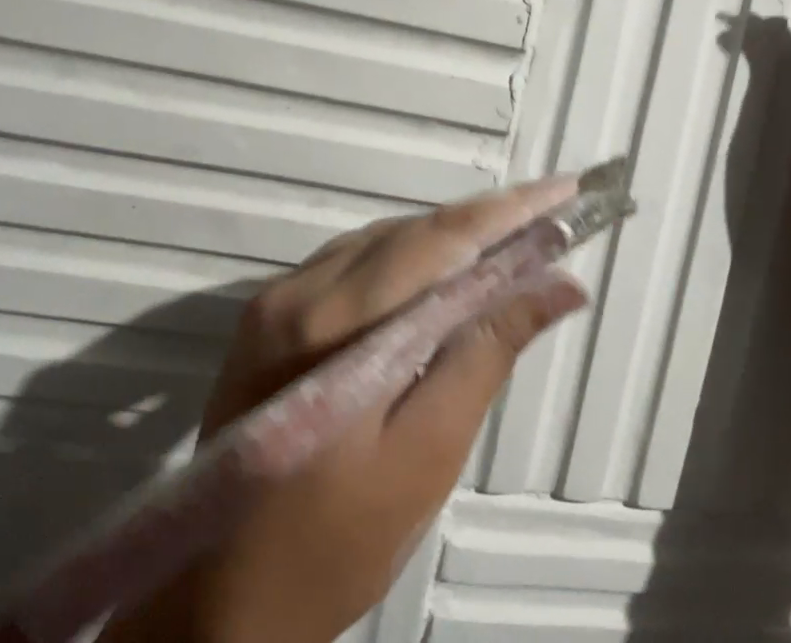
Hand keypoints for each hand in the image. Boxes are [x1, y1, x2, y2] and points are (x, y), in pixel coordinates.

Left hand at [99, 179, 588, 642]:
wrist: (220, 608)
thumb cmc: (334, 543)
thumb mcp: (426, 452)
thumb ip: (487, 353)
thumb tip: (560, 284)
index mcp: (325, 321)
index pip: (437, 239)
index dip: (510, 211)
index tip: (570, 189)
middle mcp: (290, 294)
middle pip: (408, 234)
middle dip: (486, 222)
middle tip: (556, 215)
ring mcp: (271, 309)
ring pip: (382, 247)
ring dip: (451, 241)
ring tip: (518, 242)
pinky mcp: (268, 329)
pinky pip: (354, 272)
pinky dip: (411, 266)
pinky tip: (450, 281)